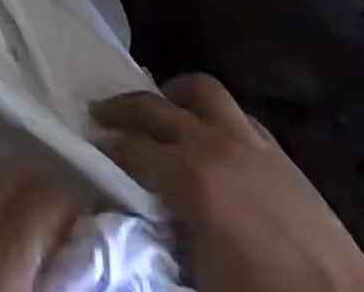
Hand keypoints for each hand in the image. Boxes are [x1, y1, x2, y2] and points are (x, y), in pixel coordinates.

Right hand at [93, 74, 363, 291]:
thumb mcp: (196, 274)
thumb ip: (163, 231)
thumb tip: (140, 211)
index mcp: (190, 178)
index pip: (132, 149)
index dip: (107, 146)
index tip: (89, 145)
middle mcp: (214, 143)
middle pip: (156, 107)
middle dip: (123, 108)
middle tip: (101, 113)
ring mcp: (247, 138)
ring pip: (201, 90)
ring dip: (172, 93)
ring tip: (157, 103)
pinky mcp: (273, 145)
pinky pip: (233, 110)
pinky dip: (210, 111)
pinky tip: (207, 129)